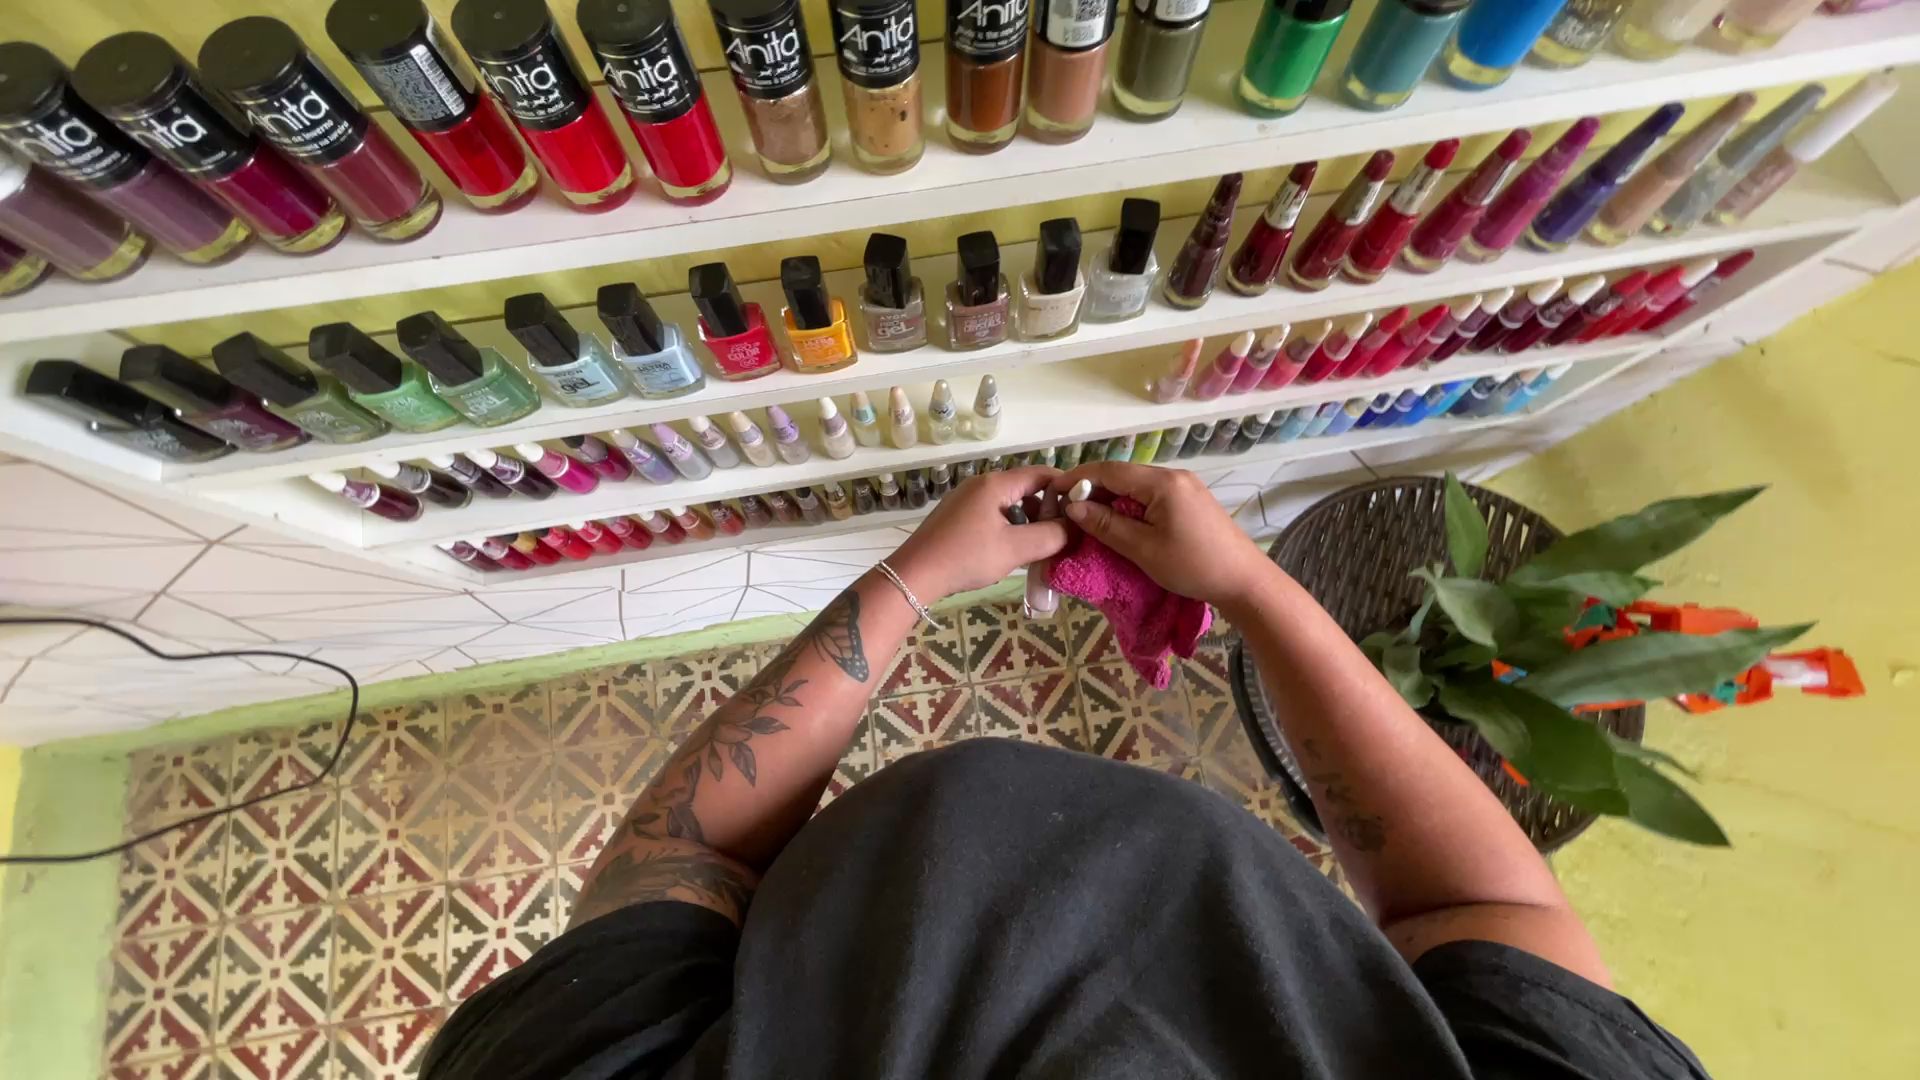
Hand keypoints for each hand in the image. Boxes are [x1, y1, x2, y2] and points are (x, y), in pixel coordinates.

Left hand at [890, 466, 1069, 601]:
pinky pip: (993, 515)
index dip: (1066, 488)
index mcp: (995, 484)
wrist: (915, 574)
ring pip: (1009, 504)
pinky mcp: (957, 517)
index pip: (1041, 474)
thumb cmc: (966, 557)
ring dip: (1028, 522)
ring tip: (1042, 546)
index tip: (1084, 508)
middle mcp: (980, 485)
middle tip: (1064, 533)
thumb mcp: (1015, 549)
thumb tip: (1074, 527)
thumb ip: (1050, 536)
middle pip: (1025, 489)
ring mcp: (966, 500)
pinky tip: (1014, 550)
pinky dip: (1009, 527)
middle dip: (1048, 510)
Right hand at [1047, 462, 1274, 606]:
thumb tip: (1074, 507)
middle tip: (1067, 510)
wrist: (1244, 581)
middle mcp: (1174, 476)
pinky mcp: (1190, 500)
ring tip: (1088, 518)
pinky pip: (1150, 495)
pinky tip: (1118, 522)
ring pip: (1136, 485)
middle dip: (1092, 488)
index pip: (1109, 470)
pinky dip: (1129, 505)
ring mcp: (1184, 487)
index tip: (1053, 492)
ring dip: (1110, 498)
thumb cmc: (1192, 566)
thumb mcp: (1143, 548)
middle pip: (1122, 474)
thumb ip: (1106, 524)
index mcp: (1162, 482)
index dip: (1078, 478)